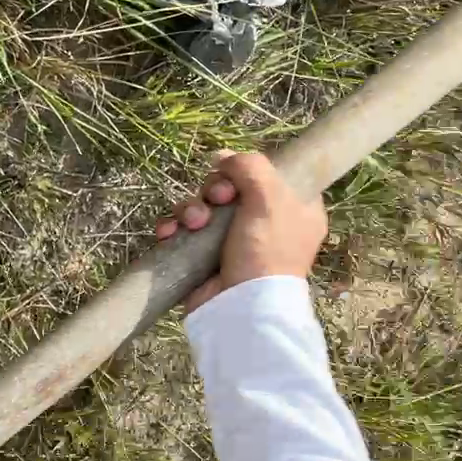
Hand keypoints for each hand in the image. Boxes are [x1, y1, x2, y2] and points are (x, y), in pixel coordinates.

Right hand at [155, 150, 326, 312]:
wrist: (241, 305)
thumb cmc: (266, 251)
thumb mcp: (270, 199)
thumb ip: (251, 168)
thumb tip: (222, 156)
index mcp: (292, 209)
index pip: (267, 176)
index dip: (246, 171)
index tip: (235, 175)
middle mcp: (261, 223)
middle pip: (227, 189)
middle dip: (213, 191)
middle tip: (217, 201)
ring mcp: (229, 241)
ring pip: (201, 207)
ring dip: (190, 210)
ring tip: (192, 224)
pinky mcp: (201, 256)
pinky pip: (181, 231)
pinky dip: (172, 228)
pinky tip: (169, 232)